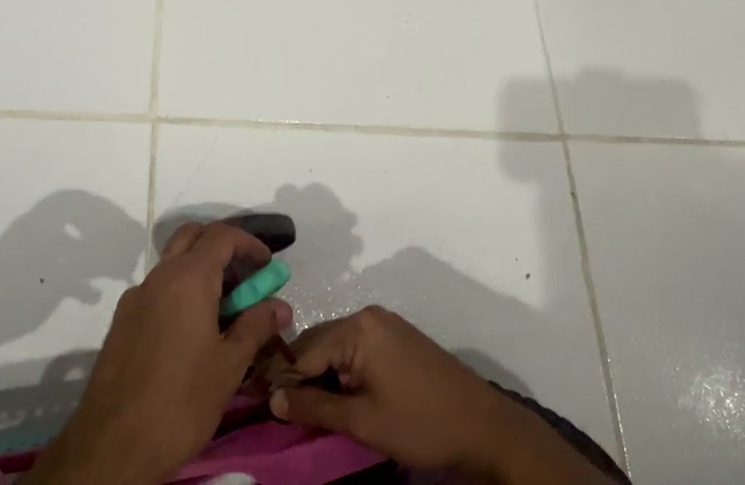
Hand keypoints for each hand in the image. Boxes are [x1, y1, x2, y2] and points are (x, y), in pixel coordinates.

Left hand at [26, 221, 290, 484]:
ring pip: (172, 265)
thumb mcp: (229, 365)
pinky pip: (157, 291)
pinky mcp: (122, 322)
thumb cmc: (181, 402)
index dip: (249, 243)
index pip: (221, 235)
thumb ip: (256, 326)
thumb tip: (280, 305)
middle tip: (246, 279)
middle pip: (192, 238)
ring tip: (225, 313)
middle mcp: (158, 278)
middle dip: (222, 248)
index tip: (268, 266)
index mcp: (187, 279)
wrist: (114, 444)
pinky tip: (193, 334)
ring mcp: (135, 299)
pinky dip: (180, 294)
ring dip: (200, 272)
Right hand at [264, 305, 503, 470]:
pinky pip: (356, 349)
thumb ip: (314, 406)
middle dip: (299, 375)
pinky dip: (342, 370)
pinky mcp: (397, 337)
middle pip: (317, 344)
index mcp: (358, 328)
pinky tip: (336, 395)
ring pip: (336, 347)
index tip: (259, 403)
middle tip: (280, 408)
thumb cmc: (421, 423)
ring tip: (305, 405)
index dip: (281, 379)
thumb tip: (272, 399)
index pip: (302, 351)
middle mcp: (368, 315)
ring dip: (320, 374)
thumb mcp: (362, 421)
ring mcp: (385, 324)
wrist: (485, 428)